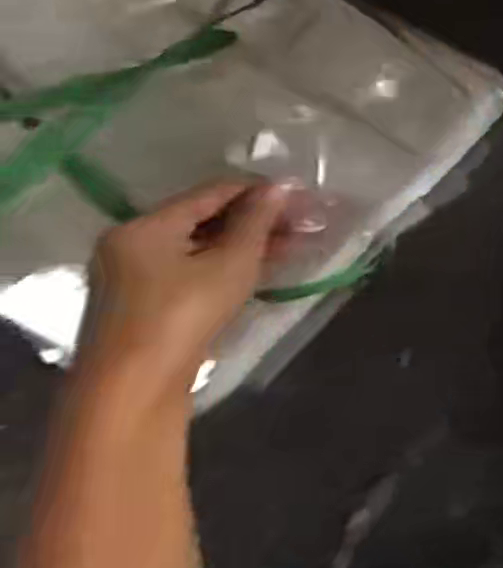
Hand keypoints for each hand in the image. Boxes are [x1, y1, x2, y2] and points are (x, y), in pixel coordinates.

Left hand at [76, 180, 290, 395]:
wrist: (134, 381)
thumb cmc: (186, 311)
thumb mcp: (234, 260)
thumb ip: (258, 219)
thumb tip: (281, 186)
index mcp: (145, 226)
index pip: (215, 191)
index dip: (263, 190)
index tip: (305, 196)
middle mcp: (131, 240)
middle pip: (207, 214)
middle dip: (260, 216)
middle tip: (306, 221)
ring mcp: (132, 267)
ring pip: (203, 238)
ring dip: (250, 237)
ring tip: (296, 241)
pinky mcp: (142, 290)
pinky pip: (192, 259)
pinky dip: (229, 256)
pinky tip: (265, 260)